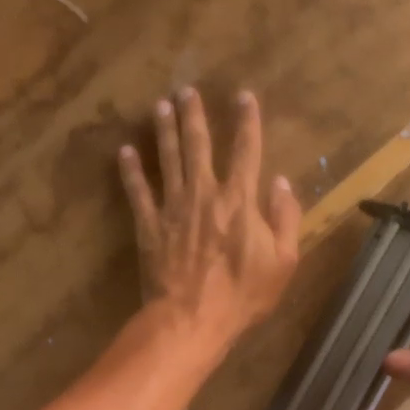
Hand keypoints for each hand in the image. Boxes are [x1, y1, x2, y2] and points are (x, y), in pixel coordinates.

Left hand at [119, 87, 301, 351]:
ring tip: (160, 105)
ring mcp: (173, 208)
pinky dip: (131, 171)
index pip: (246, 151)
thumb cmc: (243, 295)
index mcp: (240, 200)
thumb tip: (281, 182)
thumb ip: (285, 218)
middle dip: (194, 115)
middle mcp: (205, 194)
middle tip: (187, 90)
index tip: (244, 96)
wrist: (192, 319)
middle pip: (199, 145)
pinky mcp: (150, 226)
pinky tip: (125, 151)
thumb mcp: (283, 261)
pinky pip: (138, 192)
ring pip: (168, 160)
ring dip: (164, 131)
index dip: (247, 121)